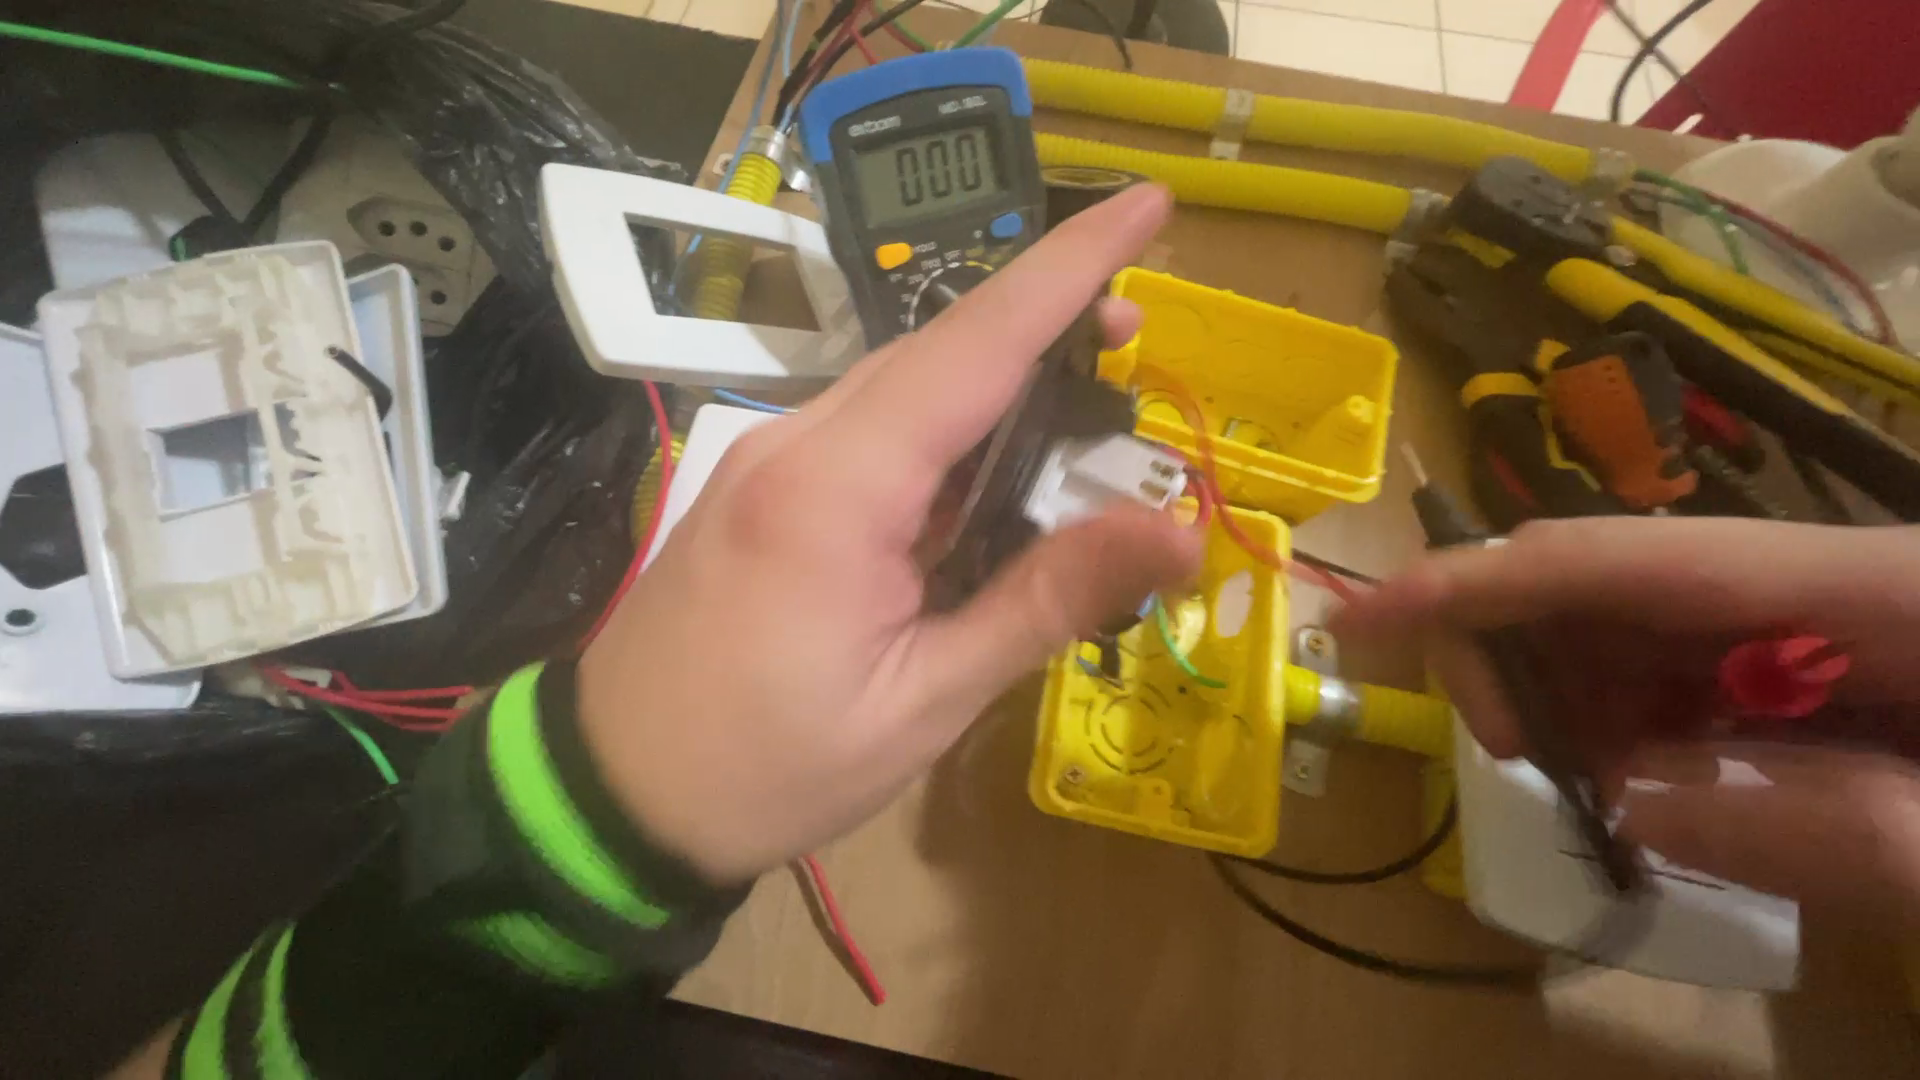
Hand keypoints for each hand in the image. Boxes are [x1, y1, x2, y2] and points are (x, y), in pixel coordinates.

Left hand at [578, 186, 1200, 883]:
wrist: (619, 794)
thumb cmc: (774, 765)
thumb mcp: (924, 699)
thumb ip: (1043, 601)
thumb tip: (1177, 536)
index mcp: (836, 487)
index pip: (974, 344)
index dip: (1069, 268)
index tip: (1148, 204)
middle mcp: (799, 443)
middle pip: (939, 350)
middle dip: (1044, 326)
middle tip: (1132, 337)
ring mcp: (773, 458)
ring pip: (905, 386)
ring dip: (996, 384)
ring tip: (1076, 416)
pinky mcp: (767, 487)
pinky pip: (873, 432)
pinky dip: (946, 436)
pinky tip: (985, 476)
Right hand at [1334, 515, 1919, 916]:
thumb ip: (1838, 833)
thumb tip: (1627, 806)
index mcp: (1859, 583)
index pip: (1603, 559)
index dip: (1463, 582)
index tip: (1358, 620)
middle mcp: (1801, 576)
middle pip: (1586, 585)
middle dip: (1517, 662)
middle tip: (1523, 760)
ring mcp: (1796, 612)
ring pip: (1609, 631)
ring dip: (1568, 704)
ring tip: (1600, 783)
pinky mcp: (1796, 652)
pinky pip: (1659, 670)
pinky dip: (1622, 725)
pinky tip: (1654, 776)